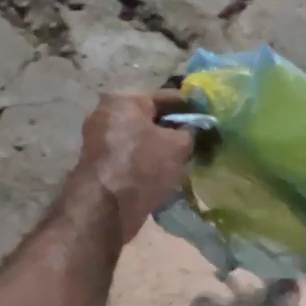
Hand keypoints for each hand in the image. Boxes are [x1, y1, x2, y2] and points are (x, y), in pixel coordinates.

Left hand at [69, 90, 195, 246]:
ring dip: (158, 149)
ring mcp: (99, 140)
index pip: (166, 97)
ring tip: (181, 161)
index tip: (206, 117)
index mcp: (124, 99)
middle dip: (172, 130)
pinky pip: (130, 157)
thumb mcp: (178, 147)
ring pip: (139, 139)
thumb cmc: (143, 166)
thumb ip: (190, 133)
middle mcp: (106, 113)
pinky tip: (162, 175)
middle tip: (195, 142)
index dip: (189, 107)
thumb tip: (193, 130)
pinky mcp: (98, 164)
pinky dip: (146, 163)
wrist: (106, 207)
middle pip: (149, 118)